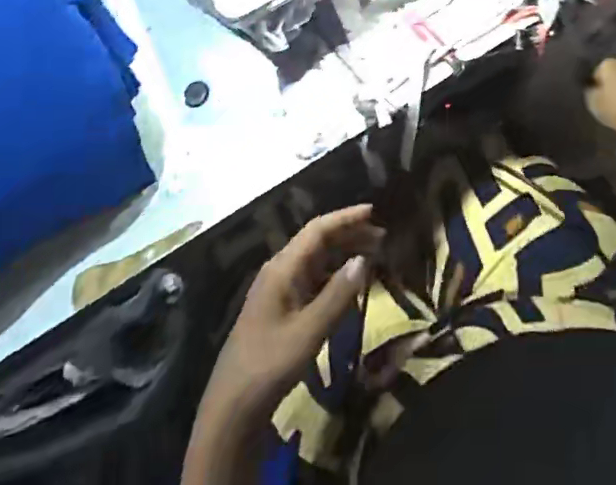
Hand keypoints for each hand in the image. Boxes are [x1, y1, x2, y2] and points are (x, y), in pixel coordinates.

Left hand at [198, 206, 382, 426]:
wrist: (233, 404)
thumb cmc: (271, 363)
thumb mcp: (309, 330)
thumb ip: (337, 294)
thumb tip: (362, 259)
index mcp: (283, 268)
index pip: (317, 230)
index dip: (346, 218)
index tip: (373, 211)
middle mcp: (280, 270)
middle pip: (317, 241)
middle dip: (349, 234)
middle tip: (382, 237)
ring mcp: (279, 289)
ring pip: (316, 260)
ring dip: (343, 254)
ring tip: (373, 255)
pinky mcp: (281, 308)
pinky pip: (312, 280)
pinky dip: (334, 276)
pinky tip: (350, 284)